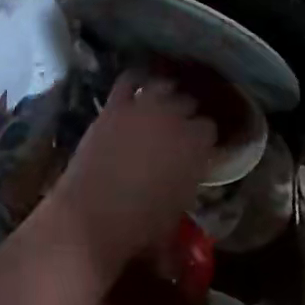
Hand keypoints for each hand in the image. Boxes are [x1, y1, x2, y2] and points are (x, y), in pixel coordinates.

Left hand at [43, 70, 221, 273]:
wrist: (93, 214)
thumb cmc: (141, 225)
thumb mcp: (178, 210)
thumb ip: (187, 185)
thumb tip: (184, 182)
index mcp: (198, 146)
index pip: (210, 128)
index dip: (204, 137)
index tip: (199, 145)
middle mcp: (175, 120)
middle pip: (189, 102)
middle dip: (187, 112)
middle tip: (179, 125)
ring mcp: (143, 108)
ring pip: (164, 86)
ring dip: (165, 92)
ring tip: (162, 100)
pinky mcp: (113, 107)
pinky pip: (128, 81)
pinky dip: (135, 79)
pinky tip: (137, 81)